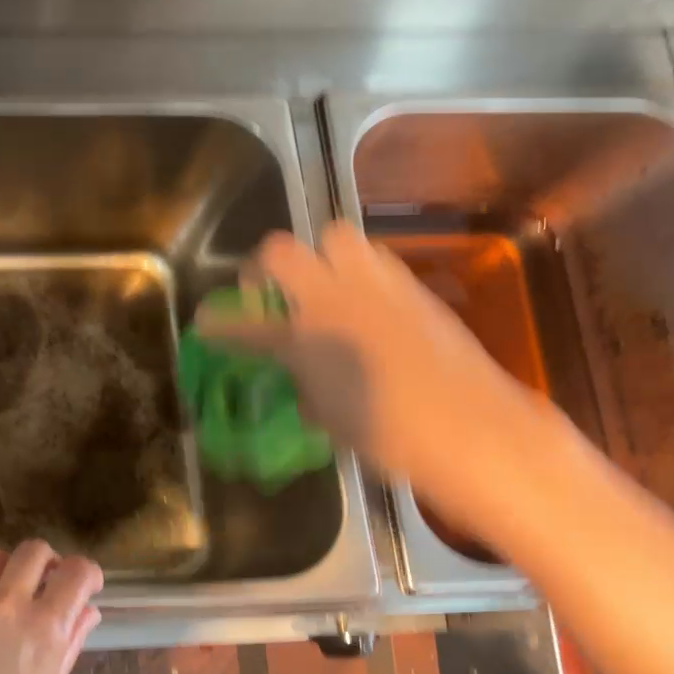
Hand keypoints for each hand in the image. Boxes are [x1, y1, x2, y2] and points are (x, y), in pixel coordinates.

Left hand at [0, 541, 103, 673]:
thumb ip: (70, 645)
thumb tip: (87, 611)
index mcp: (45, 632)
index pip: (77, 572)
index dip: (88, 573)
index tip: (85, 585)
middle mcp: (6, 607)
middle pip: (34, 551)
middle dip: (48, 563)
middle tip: (45, 586)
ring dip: (5, 565)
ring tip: (5, 590)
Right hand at [199, 222, 569, 526]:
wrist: (469, 424)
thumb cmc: (387, 434)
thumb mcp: (327, 417)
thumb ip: (303, 385)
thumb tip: (300, 377)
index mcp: (304, 339)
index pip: (244, 326)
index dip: (219, 324)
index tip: (204, 323)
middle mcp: (334, 300)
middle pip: (283, 251)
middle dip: (267, 268)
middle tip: (271, 295)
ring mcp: (377, 286)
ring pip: (335, 239)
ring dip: (319, 258)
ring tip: (321, 291)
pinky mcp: (413, 288)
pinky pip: (374, 263)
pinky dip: (358, 275)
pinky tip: (364, 306)